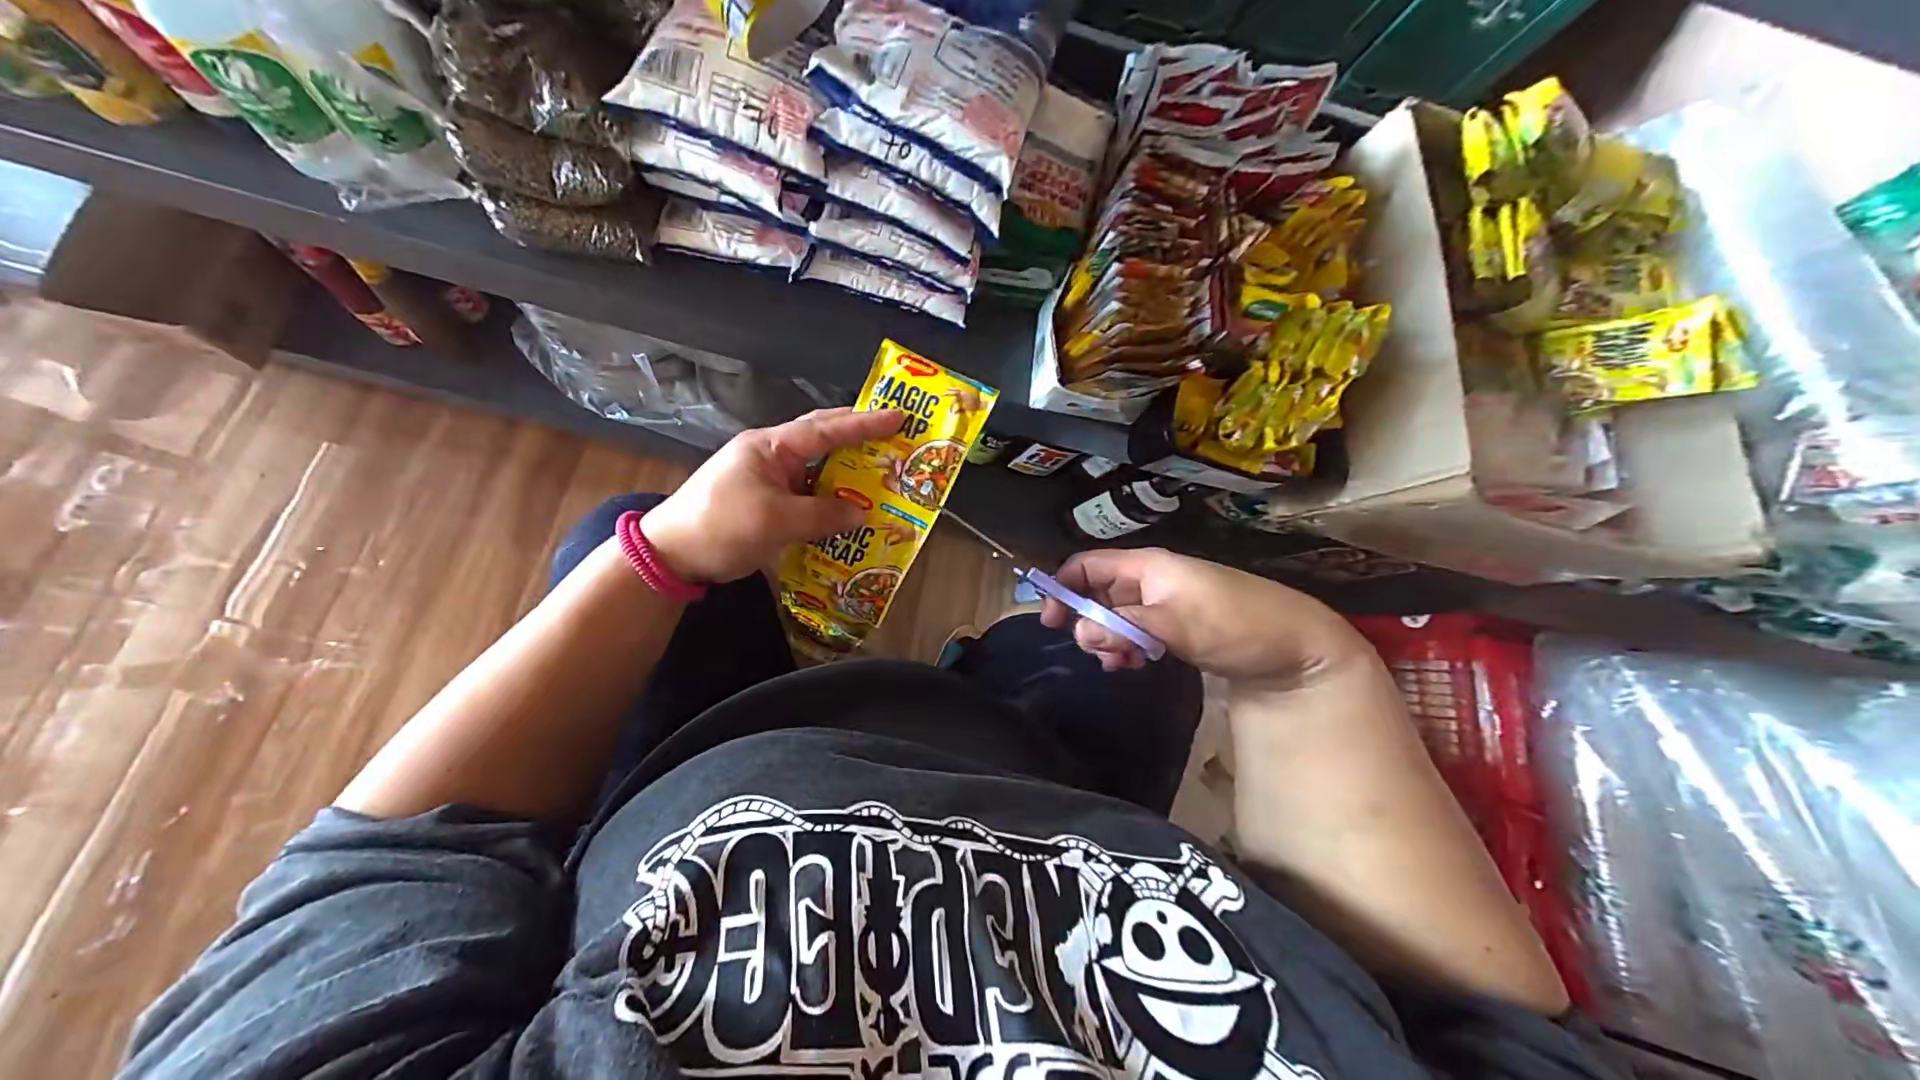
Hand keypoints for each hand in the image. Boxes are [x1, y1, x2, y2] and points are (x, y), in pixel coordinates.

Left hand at [642, 408, 904, 583]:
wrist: (671, 555)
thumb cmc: (720, 527)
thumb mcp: (776, 521)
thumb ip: (823, 515)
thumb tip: (863, 513)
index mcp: (770, 447)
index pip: (824, 429)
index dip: (863, 423)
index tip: (899, 416)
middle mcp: (771, 456)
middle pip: (822, 440)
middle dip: (859, 438)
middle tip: (896, 438)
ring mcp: (768, 478)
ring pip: (817, 469)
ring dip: (847, 473)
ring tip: (883, 474)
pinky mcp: (767, 501)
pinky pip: (807, 493)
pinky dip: (830, 498)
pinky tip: (850, 509)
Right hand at [1039, 547, 1372, 681]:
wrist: (1297, 648)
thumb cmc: (1237, 624)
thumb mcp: (1178, 624)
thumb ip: (1126, 625)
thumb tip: (1080, 630)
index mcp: (1147, 566)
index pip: (1087, 566)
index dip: (1062, 588)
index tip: (1051, 623)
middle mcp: (1150, 580)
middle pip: (1096, 593)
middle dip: (1088, 622)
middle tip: (1103, 653)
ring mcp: (1163, 604)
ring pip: (1114, 616)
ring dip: (1107, 639)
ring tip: (1123, 664)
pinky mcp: (1175, 627)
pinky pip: (1135, 632)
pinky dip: (1127, 648)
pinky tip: (1137, 665)